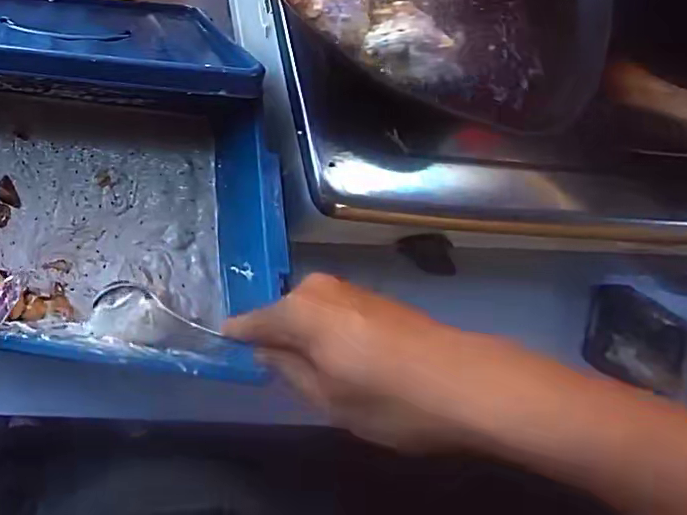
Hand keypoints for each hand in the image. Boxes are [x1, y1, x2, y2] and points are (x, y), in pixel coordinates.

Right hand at [223, 273, 557, 453]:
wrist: (461, 378)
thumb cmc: (387, 397)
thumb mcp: (328, 400)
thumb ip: (288, 371)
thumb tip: (267, 351)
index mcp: (298, 310)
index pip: (252, 321)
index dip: (238, 336)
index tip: (225, 345)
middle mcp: (316, 287)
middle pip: (281, 313)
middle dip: (278, 338)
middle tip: (283, 374)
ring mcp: (346, 286)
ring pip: (308, 311)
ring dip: (306, 334)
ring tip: (319, 371)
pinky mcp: (370, 293)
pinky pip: (331, 310)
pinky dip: (328, 329)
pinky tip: (348, 358)